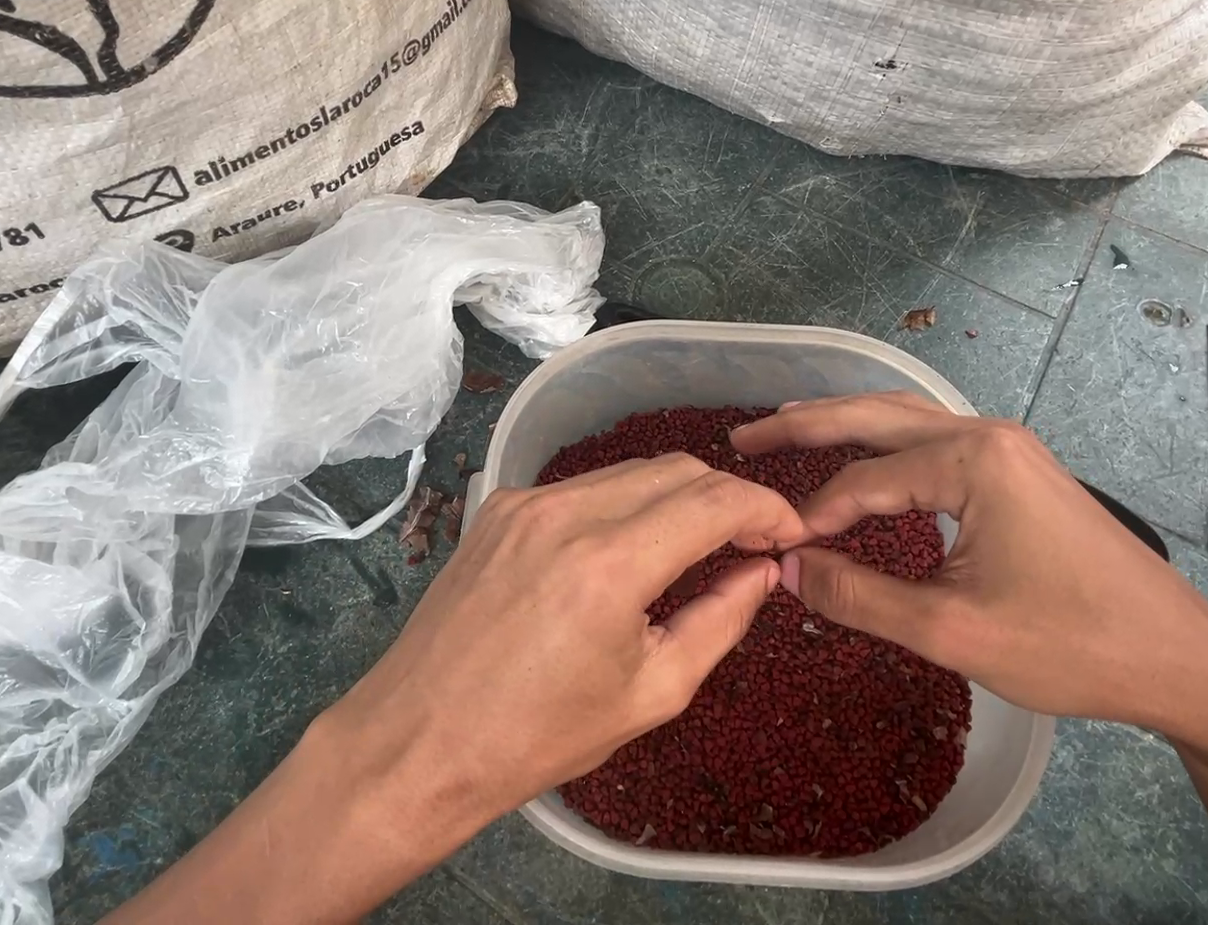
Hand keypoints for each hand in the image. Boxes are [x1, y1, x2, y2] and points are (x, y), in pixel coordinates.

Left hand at [104, 454, 807, 924]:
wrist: (417, 739)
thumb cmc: (538, 736)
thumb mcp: (652, 692)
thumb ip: (720, 619)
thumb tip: (761, 571)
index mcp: (610, 564)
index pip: (716, 500)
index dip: (766, 509)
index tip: (789, 533)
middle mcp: (567, 511)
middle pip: (677, 469)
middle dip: (726, 498)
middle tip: (750, 541)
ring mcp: (526, 501)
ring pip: (631, 471)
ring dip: (678, 496)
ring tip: (697, 543)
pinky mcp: (500, 505)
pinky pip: (585, 485)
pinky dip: (626, 502)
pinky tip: (631, 544)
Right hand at [729, 392, 1207, 740]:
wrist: (1184, 660)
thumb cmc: (1072, 647)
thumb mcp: (951, 630)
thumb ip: (858, 597)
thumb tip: (786, 569)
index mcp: (971, 460)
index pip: (862, 480)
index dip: (812, 516)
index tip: (775, 550)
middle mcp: (986, 434)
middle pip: (874, 414)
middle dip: (803, 424)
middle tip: (743, 436)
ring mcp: (1006, 446)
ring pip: (903, 417)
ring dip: (842, 422)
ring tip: (785, 428)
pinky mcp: (1016, 467)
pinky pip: (930, 438)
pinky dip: (881, 440)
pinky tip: (859, 454)